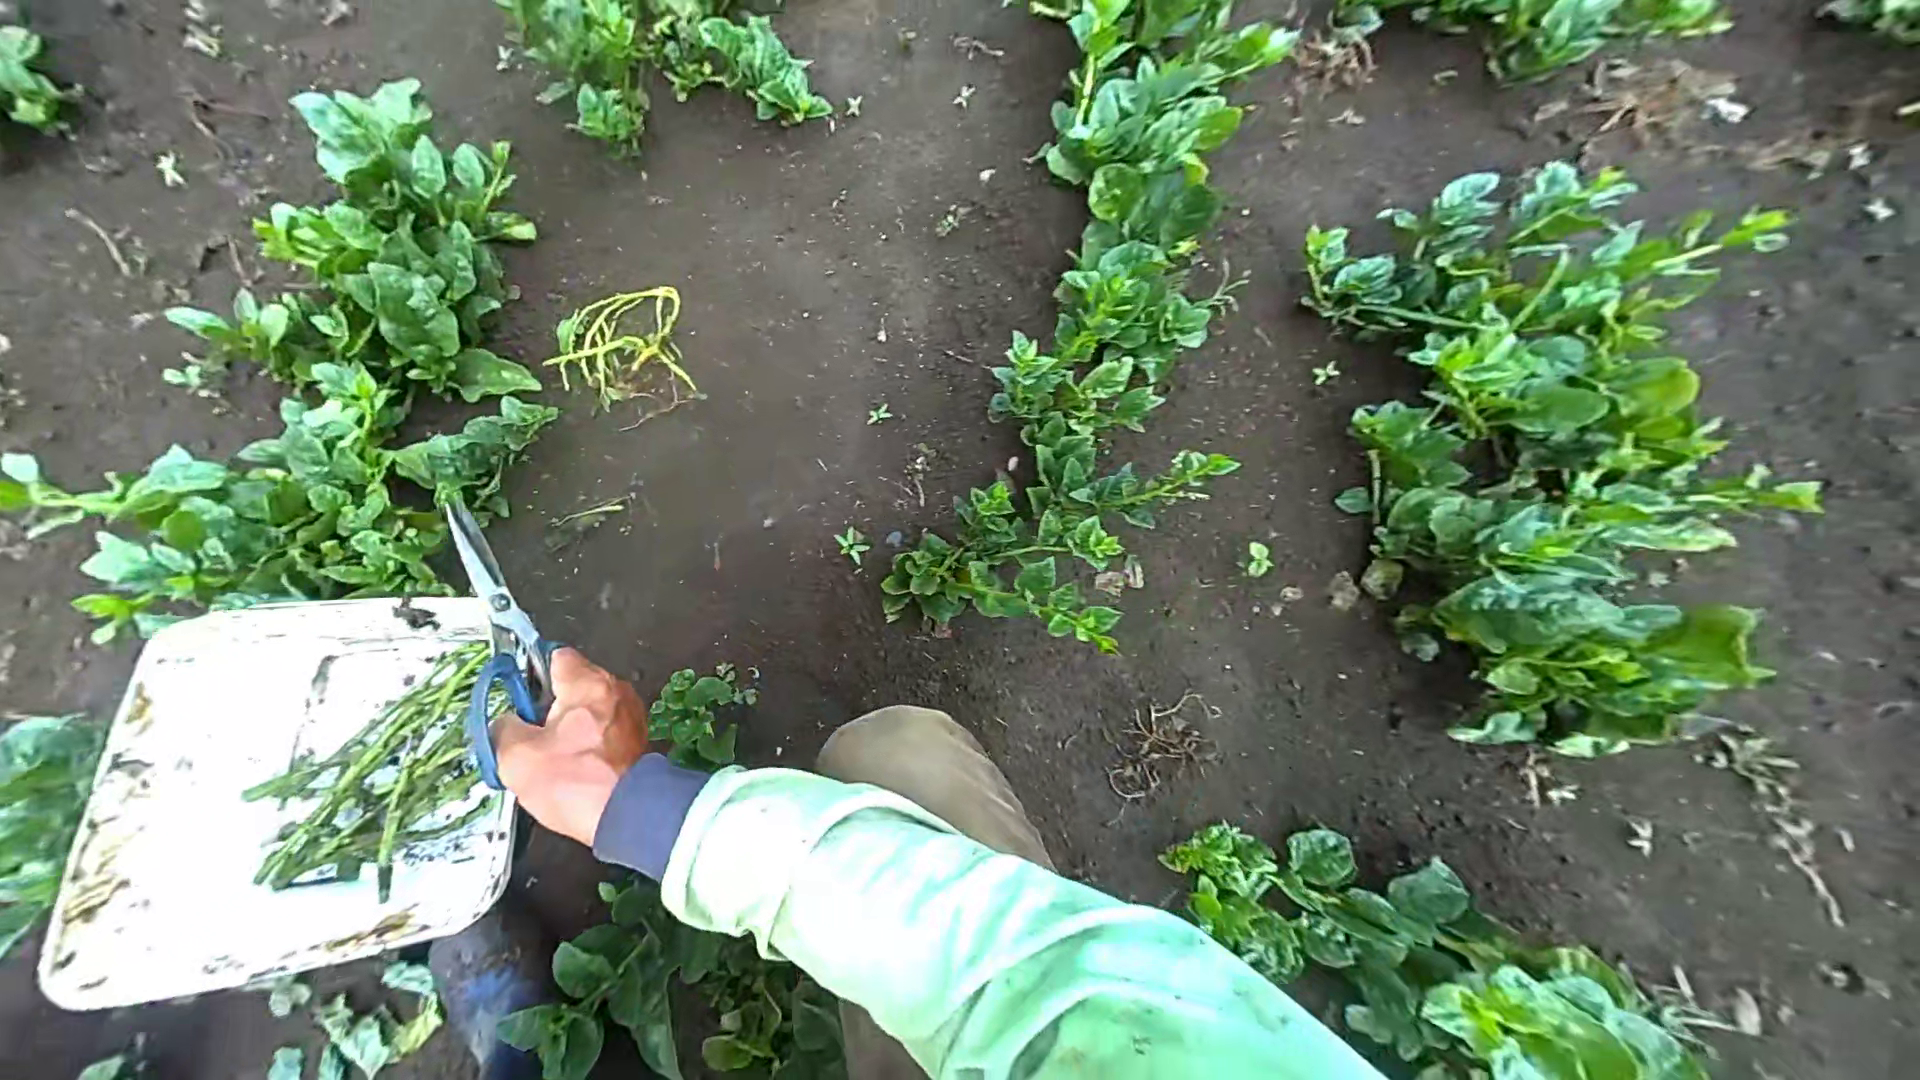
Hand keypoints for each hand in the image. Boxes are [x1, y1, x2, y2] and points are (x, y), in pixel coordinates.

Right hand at [494, 647, 647, 846]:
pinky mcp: (636, 732)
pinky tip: (574, 759)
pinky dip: (588, 734)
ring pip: (589, 703)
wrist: (624, 810)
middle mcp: (615, 689)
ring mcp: (630, 709)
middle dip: (549, 701)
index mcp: (589, 684)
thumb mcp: (517, 756)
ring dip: (569, 720)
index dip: (532, 670)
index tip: (518, 691)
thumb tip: (508, 720)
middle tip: (530, 730)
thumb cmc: (573, 780)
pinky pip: (604, 722)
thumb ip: (505, 727)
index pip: (557, 656)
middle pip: (574, 680)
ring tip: (550, 751)